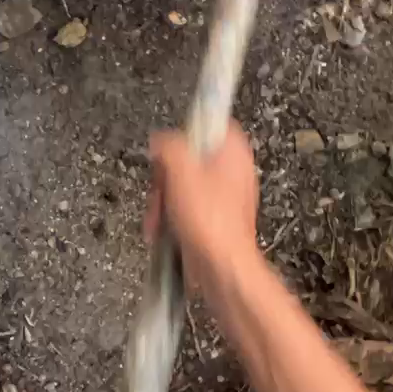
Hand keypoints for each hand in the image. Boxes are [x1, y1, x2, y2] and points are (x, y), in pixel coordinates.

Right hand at [145, 121, 260, 280]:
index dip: (186, 133)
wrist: (222, 267)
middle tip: (161, 190)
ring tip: (160, 218)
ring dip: (164, 202)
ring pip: (183, 187)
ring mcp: (224, 199)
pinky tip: (164, 231)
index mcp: (233, 153)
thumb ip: (170, 146)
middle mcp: (232, 173)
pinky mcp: (214, 220)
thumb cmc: (212, 225)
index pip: (211, 124)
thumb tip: (160, 141)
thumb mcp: (181, 172)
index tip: (170, 146)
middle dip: (166, 177)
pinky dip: (171, 218)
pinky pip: (186, 210)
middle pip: (189, 160)